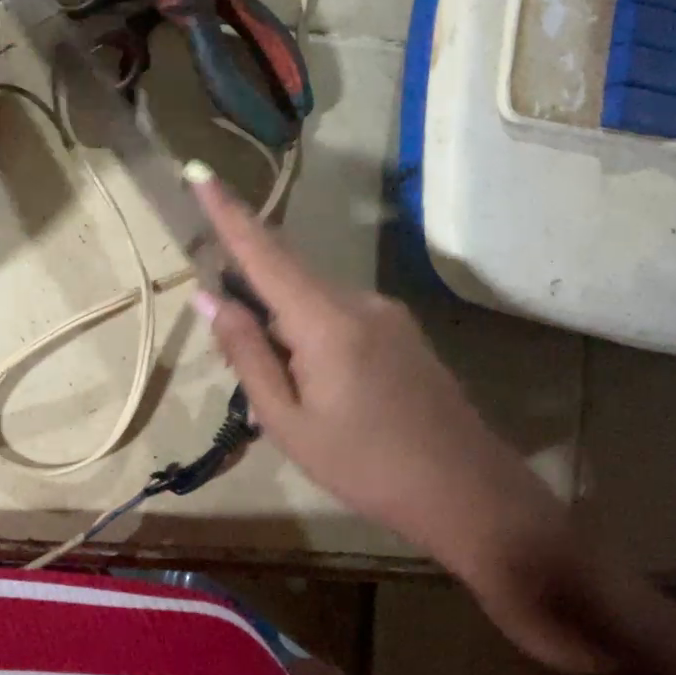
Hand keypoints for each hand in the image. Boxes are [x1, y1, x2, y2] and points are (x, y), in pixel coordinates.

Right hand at [187, 167, 563, 583]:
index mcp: (325, 322)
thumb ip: (245, 352)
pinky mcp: (400, 332)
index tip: (199, 173)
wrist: (476, 500)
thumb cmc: (366, 467)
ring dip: (276, 320)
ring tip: (276, 385)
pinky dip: (303, 330)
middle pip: (283, 272)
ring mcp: (386, 314)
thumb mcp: (285, 420)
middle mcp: (358, 302)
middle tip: (225, 331)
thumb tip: (208, 296)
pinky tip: (309, 382)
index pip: (263, 253)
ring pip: (307, 297)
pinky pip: (333, 312)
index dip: (226, 212)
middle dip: (245, 286)